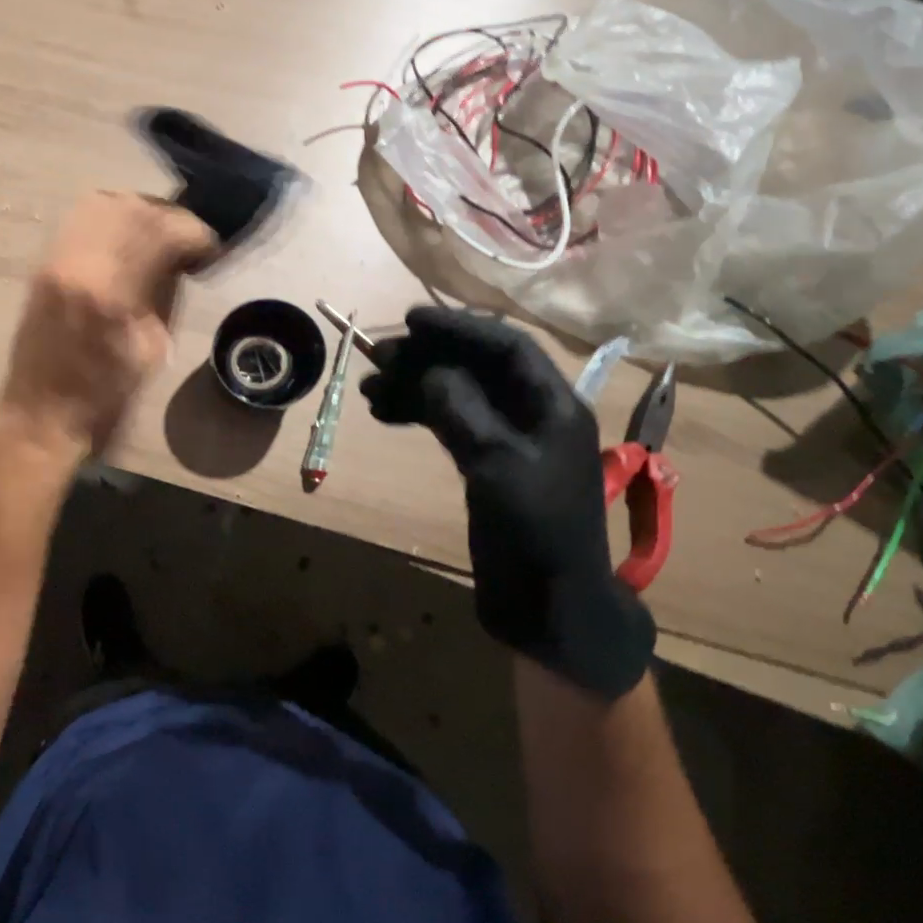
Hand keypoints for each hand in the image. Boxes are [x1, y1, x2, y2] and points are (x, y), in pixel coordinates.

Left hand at [0, 192, 216, 458]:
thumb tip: (179, 259)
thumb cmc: (101, 396)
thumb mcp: (151, 349)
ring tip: (156, 236)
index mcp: (111, 293)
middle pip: (132, 208)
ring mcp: (54, 260)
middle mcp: (78, 264)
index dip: (194, 233)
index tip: (210, 249)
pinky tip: (124, 241)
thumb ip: (164, 293)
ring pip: (102, 204)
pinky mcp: (42, 264)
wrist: (39, 414)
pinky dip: (108, 220)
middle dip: (168, 217)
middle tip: (186, 241)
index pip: (161, 231)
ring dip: (137, 212)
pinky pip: (78, 221)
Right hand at [360, 308, 653, 697]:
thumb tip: (429, 372)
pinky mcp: (486, 465)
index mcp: (552, 404)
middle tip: (378, 356)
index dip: (459, 327)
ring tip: (370, 389)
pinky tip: (385, 414)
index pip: (506, 347)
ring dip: (415, 386)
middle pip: (477, 366)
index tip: (410, 320)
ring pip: (457, 394)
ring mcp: (508, 440)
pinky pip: (449, 423)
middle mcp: (532, 413)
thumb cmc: (534, 528)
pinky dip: (418, 415)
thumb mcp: (497, 462)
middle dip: (428, 357)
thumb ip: (461, 409)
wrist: (548, 601)